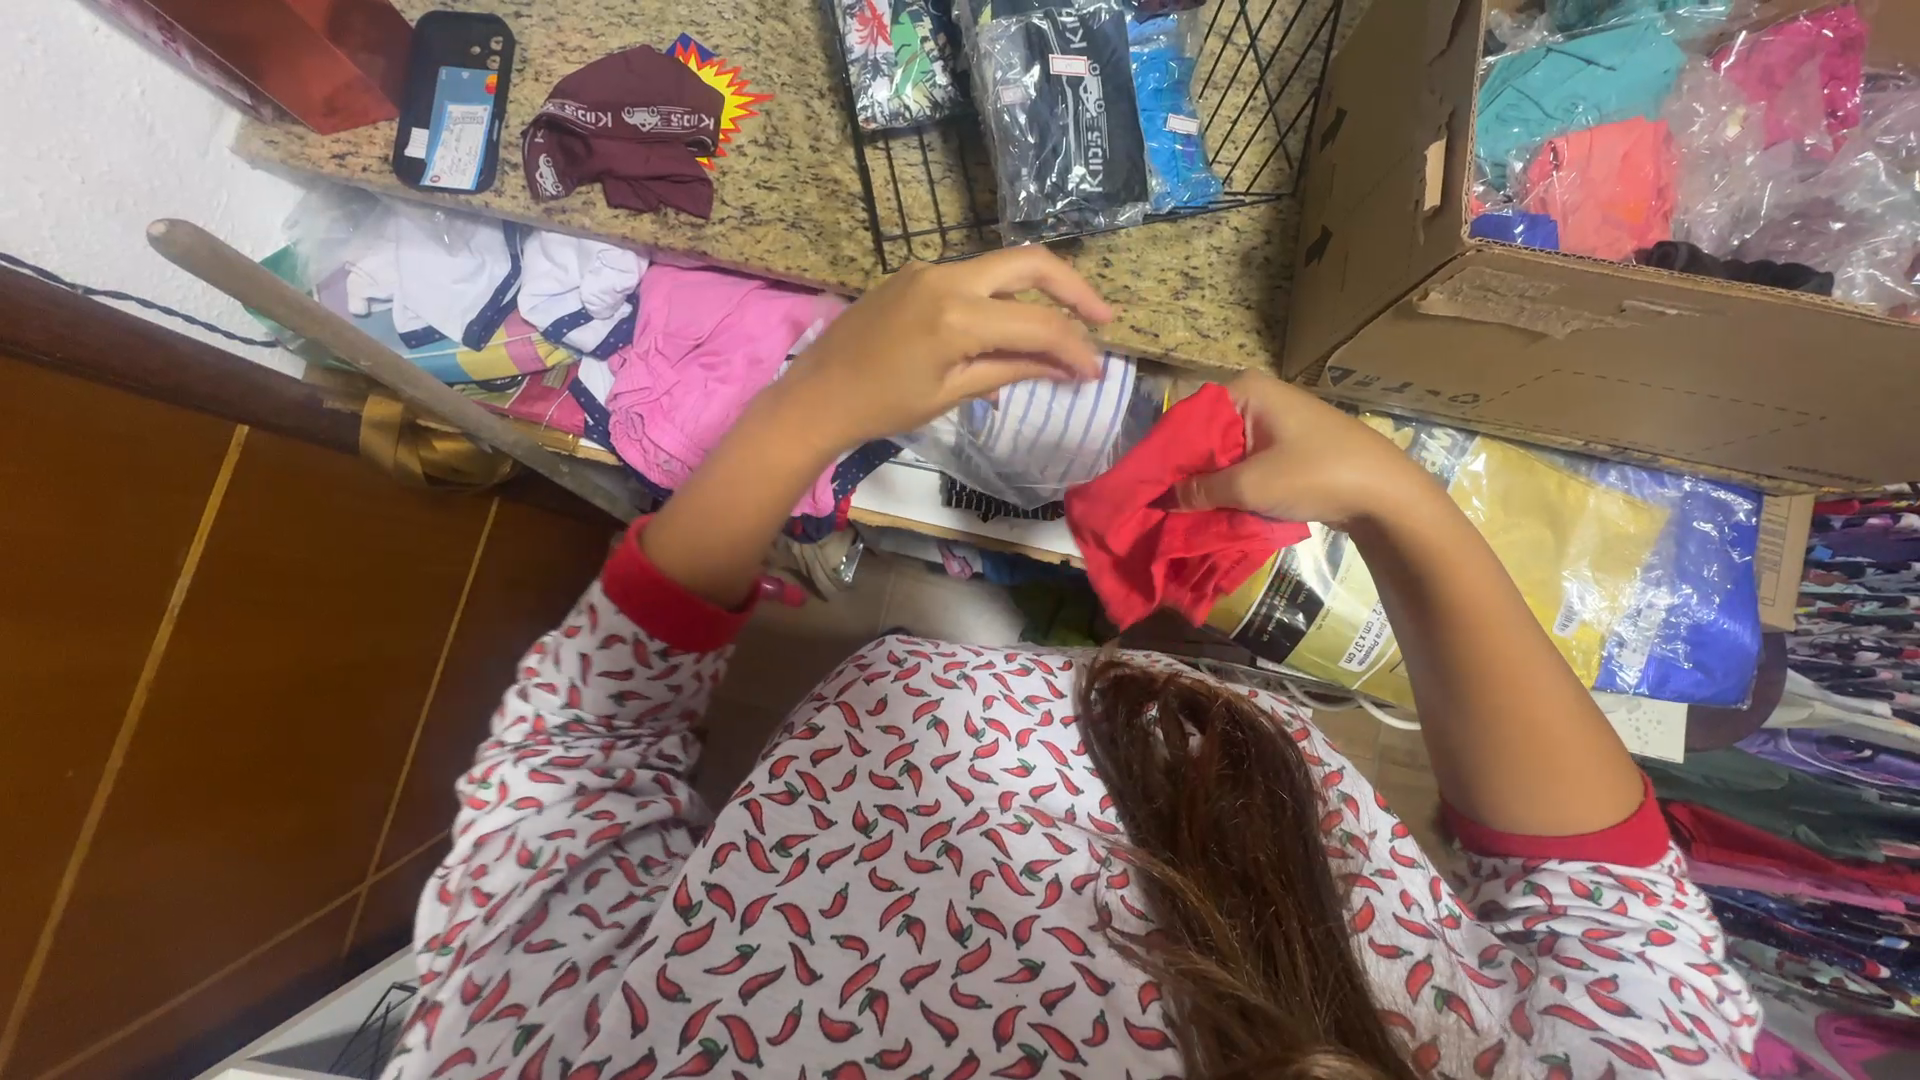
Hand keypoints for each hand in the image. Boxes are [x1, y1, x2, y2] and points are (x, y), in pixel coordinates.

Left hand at [776, 248, 1112, 449]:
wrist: (817, 394)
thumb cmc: (882, 406)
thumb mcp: (952, 393)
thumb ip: (1011, 369)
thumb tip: (1067, 368)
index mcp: (956, 315)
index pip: (1038, 323)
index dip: (1075, 347)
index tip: (1096, 371)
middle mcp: (946, 276)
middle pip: (1030, 262)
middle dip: (1074, 290)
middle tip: (1103, 319)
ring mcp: (927, 269)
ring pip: (1001, 267)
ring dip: (1037, 292)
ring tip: (1062, 329)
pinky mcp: (914, 273)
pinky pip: (971, 279)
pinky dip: (1000, 299)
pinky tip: (1009, 329)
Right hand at [1173, 373, 1436, 527]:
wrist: (1387, 495)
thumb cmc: (1316, 475)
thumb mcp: (1249, 485)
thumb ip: (1198, 490)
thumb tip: (1160, 500)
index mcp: (1245, 390)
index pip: (1184, 417)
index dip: (1163, 454)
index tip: (1144, 487)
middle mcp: (1255, 398)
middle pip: (1202, 435)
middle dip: (1183, 470)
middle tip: (1157, 504)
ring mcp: (1272, 422)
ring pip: (1221, 452)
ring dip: (1205, 482)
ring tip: (1179, 511)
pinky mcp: (1284, 446)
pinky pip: (1242, 462)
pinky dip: (1228, 484)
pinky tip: (1211, 508)